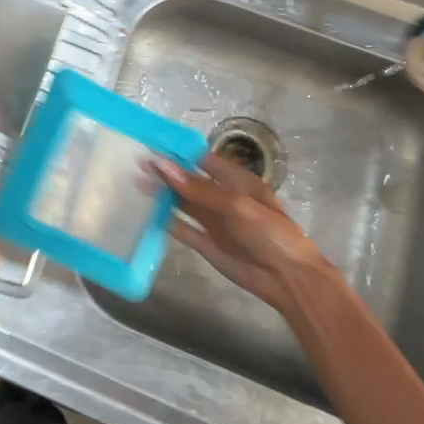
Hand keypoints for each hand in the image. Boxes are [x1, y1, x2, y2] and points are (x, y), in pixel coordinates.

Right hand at [149, 155, 332, 311]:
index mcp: (235, 180)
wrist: (288, 279)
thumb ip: (197, 187)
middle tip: (136, 164)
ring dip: (163, 194)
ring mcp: (213, 221)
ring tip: (136, 183)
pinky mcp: (206, 243)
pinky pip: (182, 227)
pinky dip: (165, 220)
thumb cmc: (269, 232)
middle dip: (166, 172)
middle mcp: (222, 197)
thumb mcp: (236, 205)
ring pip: (183, 202)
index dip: (178, 152)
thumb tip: (161, 166)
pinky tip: (146, 212)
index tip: (151, 144)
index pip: (201, 159)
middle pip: (189, 180)